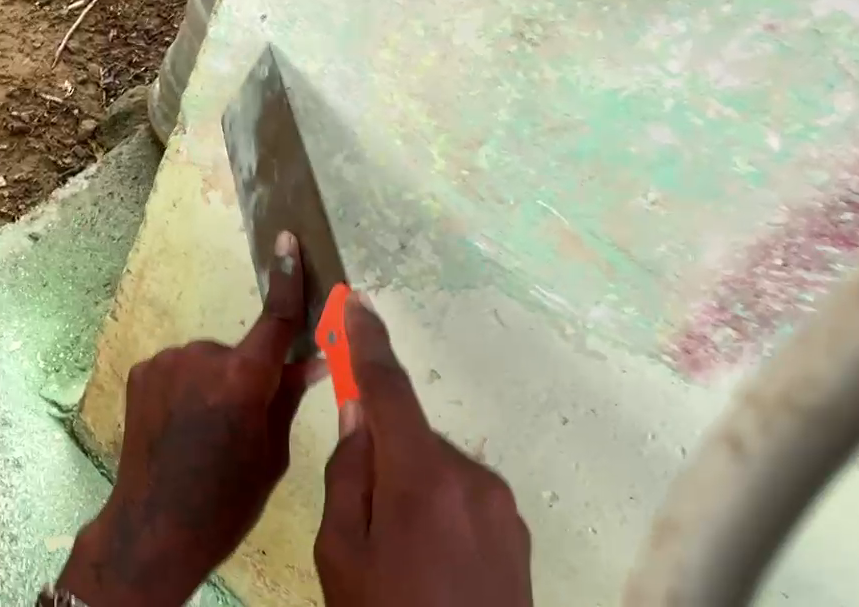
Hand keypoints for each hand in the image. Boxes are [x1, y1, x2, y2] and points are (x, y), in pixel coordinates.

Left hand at [58, 232, 323, 606]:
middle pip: (238, 352)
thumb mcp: (271, 453)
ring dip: (212, 383)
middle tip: (238, 425)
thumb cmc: (226, 500)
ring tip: (203, 432)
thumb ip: (288, 395)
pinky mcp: (142, 370)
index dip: (287, 279)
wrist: (154, 525)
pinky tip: (178, 425)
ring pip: (206, 361)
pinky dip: (185, 387)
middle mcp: (201, 356)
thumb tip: (314, 356)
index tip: (287, 240)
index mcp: (242, 378)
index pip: (275, 318)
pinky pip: (178, 369)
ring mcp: (166, 361)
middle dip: (245, 376)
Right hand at [316, 296, 533, 605]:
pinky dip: (434, 501)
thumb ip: (348, 472)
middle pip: (408, 431)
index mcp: (420, 479)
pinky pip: (460, 491)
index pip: (387, 387)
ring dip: (407, 478)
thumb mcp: (341, 551)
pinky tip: (427, 557)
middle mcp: (470, 478)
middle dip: (379, 445)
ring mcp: (500, 505)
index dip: (368, 340)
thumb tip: (359, 415)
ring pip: (433, 462)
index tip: (354, 300)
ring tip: (396, 547)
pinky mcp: (516, 530)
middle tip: (358, 508)